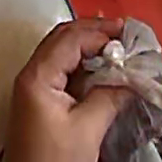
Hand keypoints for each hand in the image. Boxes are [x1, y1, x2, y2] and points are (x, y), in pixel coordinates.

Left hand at [5, 18, 130, 161]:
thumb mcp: (87, 130)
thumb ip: (109, 96)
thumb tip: (130, 76)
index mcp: (37, 76)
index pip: (71, 39)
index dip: (99, 33)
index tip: (124, 35)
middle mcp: (31, 74)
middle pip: (63, 37)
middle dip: (93, 31)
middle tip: (120, 32)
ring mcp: (32, 86)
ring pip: (61, 49)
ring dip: (87, 44)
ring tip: (113, 44)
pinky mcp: (38, 100)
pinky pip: (61, 67)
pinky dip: (81, 61)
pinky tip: (99, 65)